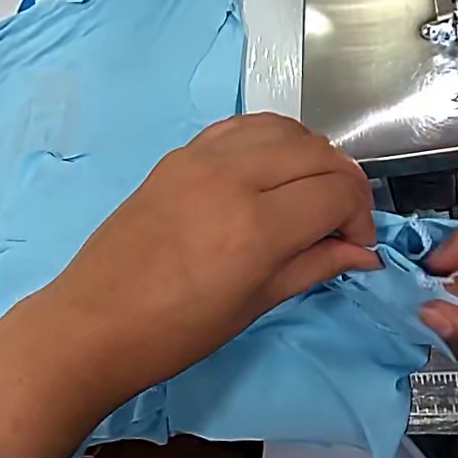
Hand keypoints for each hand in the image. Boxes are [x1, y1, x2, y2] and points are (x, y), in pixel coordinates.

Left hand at [0, 114, 379, 457]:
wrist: (93, 322)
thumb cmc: (177, 332)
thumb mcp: (256, 304)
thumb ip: (317, 265)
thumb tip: (365, 252)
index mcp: (256, 227)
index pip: (337, 192)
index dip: (360, 216)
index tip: (355, 243)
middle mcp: (233, 177)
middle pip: (319, 152)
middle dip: (345, 183)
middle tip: (341, 219)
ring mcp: (202, 157)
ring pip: (285, 128)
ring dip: (312, 155)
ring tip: (310, 191)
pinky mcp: (180, 153)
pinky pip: (243, 126)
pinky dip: (273, 139)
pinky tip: (272, 168)